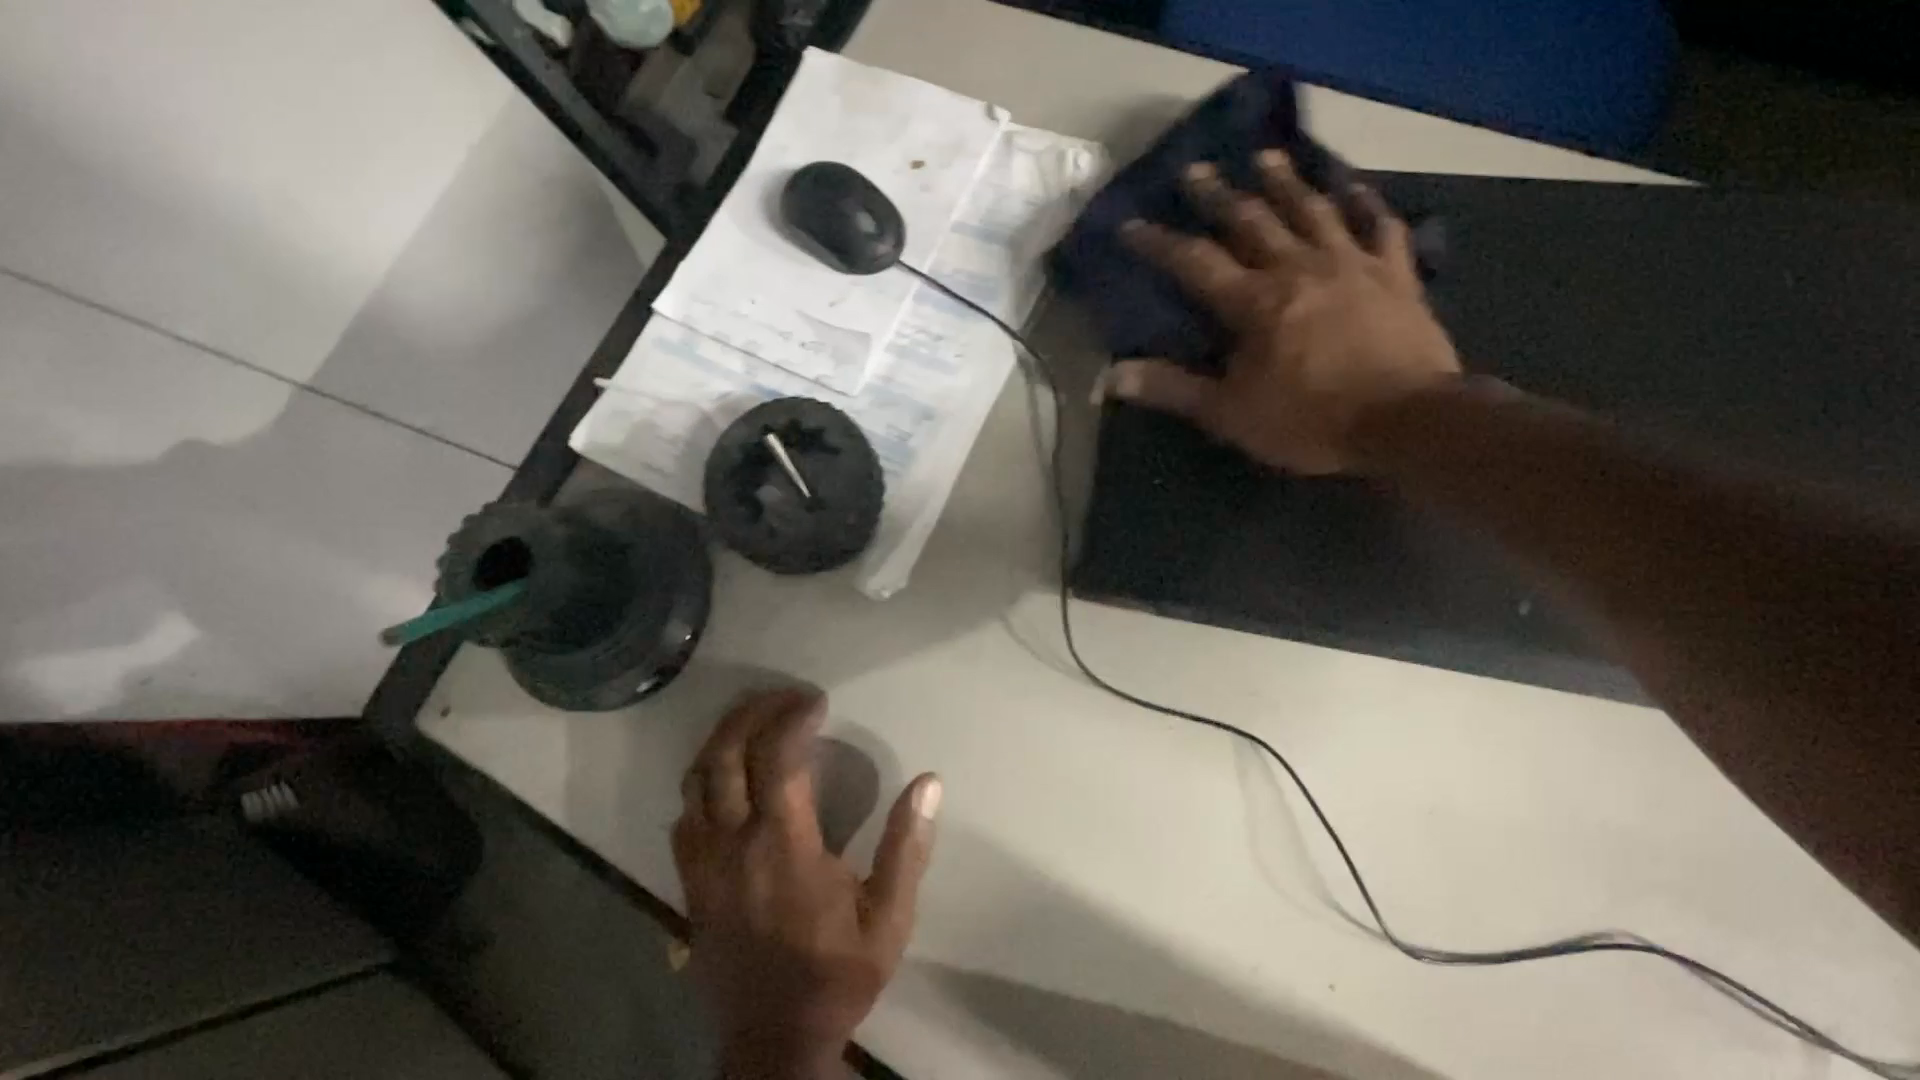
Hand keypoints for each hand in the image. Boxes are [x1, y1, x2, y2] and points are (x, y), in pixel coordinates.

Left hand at [673, 688, 941, 1079]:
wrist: (774, 1038)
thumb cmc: (837, 973)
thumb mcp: (889, 917)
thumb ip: (906, 846)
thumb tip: (928, 783)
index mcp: (784, 846)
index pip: (779, 757)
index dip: (795, 718)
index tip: (817, 702)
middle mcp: (733, 843)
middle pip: (726, 754)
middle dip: (753, 712)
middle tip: (784, 697)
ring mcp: (703, 862)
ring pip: (695, 779)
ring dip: (723, 739)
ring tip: (755, 721)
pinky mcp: (688, 881)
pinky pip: (683, 814)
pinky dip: (702, 781)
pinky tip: (727, 778)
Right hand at [1102, 151, 1461, 474]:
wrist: (1408, 421)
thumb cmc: (1311, 420)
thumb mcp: (1231, 414)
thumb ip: (1173, 389)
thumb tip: (1112, 376)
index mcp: (1254, 302)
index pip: (1195, 262)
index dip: (1159, 243)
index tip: (1131, 224)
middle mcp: (1299, 267)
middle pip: (1252, 221)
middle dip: (1220, 195)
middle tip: (1197, 169)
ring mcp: (1352, 264)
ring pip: (1313, 210)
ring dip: (1286, 182)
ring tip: (1267, 158)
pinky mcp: (1396, 275)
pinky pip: (1381, 227)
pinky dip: (1367, 204)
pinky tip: (1356, 188)